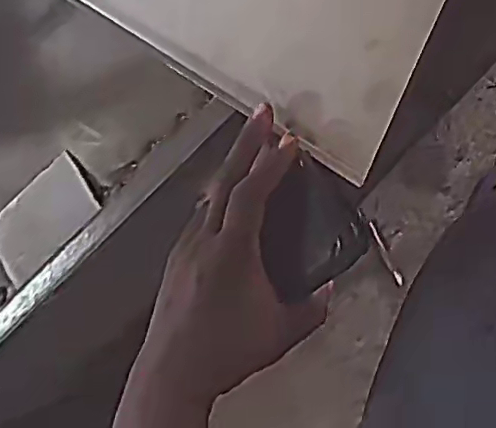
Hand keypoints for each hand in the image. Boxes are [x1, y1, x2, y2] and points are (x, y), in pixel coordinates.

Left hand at [114, 106, 330, 427]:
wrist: (166, 382)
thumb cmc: (221, 355)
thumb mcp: (280, 332)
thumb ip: (312, 307)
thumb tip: (329, 289)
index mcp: (231, 252)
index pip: (251, 194)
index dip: (271, 163)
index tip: (290, 141)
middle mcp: (204, 242)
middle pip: (227, 179)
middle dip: (248, 141)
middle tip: (263, 113)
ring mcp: (186, 249)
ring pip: (211, 193)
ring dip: (234, 163)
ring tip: (251, 144)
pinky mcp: (176, 260)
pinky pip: (201, 213)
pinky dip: (220, 191)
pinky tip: (227, 192)